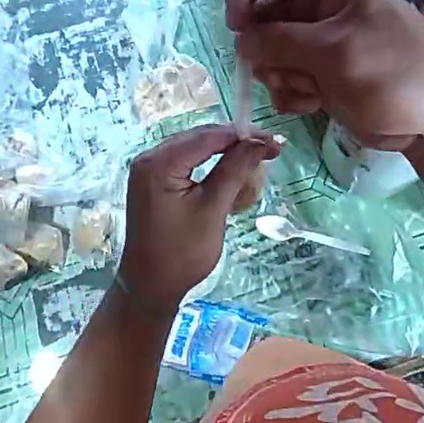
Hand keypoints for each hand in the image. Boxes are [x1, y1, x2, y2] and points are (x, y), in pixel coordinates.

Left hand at [116, 124, 280, 306]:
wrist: (150, 286)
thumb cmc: (182, 252)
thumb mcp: (213, 209)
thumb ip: (235, 170)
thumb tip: (261, 143)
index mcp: (159, 163)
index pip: (207, 136)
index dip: (244, 136)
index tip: (274, 142)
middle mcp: (149, 158)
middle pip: (200, 138)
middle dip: (236, 142)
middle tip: (270, 149)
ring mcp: (149, 169)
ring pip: (194, 148)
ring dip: (225, 152)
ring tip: (257, 157)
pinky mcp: (153, 181)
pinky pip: (186, 162)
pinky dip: (210, 163)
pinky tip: (231, 168)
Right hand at [226, 0, 423, 149]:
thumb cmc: (397, 72)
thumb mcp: (336, 51)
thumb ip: (281, 42)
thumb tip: (240, 42)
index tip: (235, 27)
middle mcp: (319, 8)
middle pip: (262, 16)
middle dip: (263, 48)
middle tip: (280, 71)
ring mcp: (318, 44)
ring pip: (268, 53)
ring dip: (278, 76)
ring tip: (308, 91)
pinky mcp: (319, 76)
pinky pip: (283, 78)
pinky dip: (290, 94)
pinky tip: (313, 105)